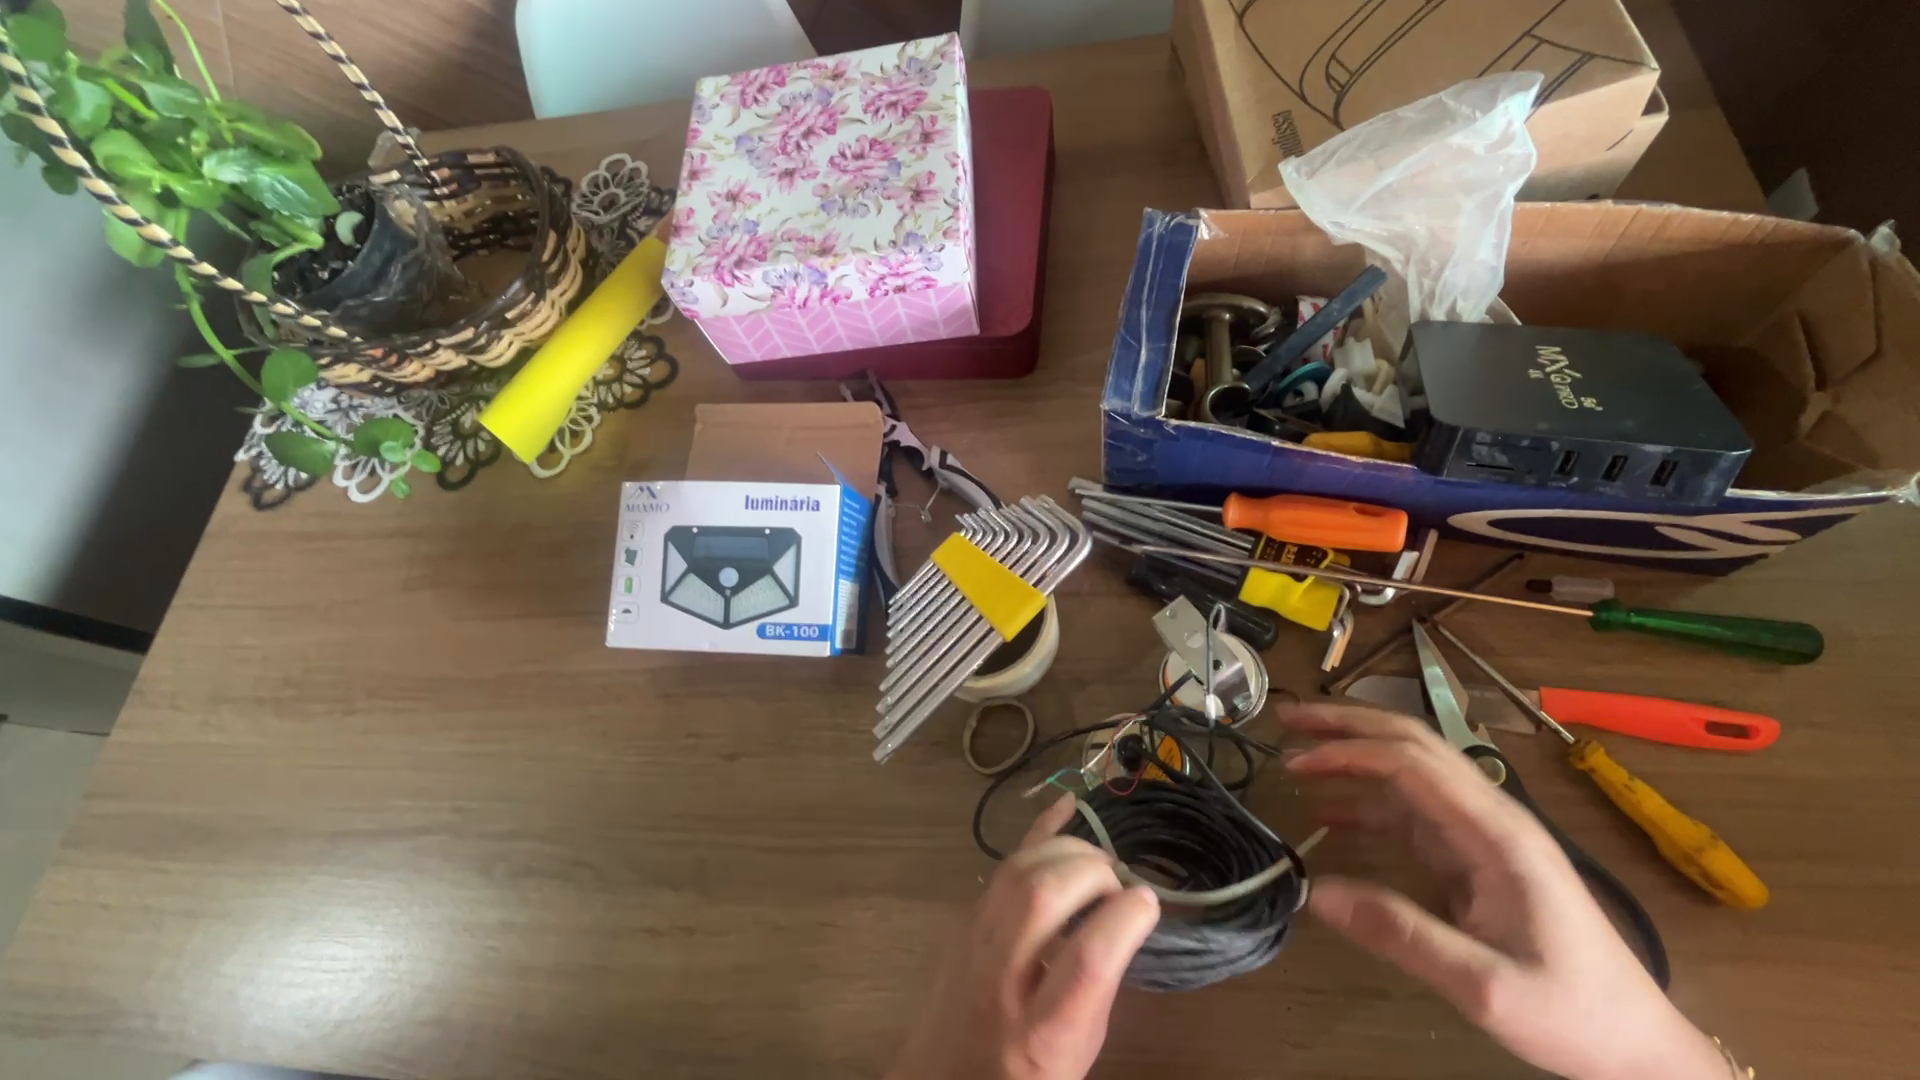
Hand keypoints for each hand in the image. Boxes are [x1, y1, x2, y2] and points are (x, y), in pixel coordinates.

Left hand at [886, 794, 1160, 1079]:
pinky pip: (1003, 863)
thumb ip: (1098, 986)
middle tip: (1120, 884)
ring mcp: (974, 940)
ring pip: (1019, 869)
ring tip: (1099, 864)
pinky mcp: (966, 917)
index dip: (1125, 918)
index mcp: (1042, 1034)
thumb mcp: (1078, 1050)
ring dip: (1068, 851)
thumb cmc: (1024, 1075)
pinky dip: (1038, 831)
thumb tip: (1125, 917)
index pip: (1087, 960)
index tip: (1148, 902)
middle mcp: (1001, 979)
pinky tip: (1069, 806)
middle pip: (1044, 896)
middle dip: (1093, 873)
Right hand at [1280, 704, 1728, 1079]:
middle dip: (1347, 725)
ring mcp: (1482, 834)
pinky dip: (1365, 802)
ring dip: (1353, 754)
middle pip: (1412, 745)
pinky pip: (1411, 812)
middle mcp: (1489, 817)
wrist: (1639, 1047)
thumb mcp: (1486, 987)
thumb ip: (1402, 935)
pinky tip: (1328, 813)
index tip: (1295, 761)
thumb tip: (1316, 894)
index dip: (1350, 752)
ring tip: (1296, 754)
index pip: (1413, 763)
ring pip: (1409, 770)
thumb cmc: (1571, 1012)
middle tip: (1288, 718)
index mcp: (1497, 833)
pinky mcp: (1473, 855)